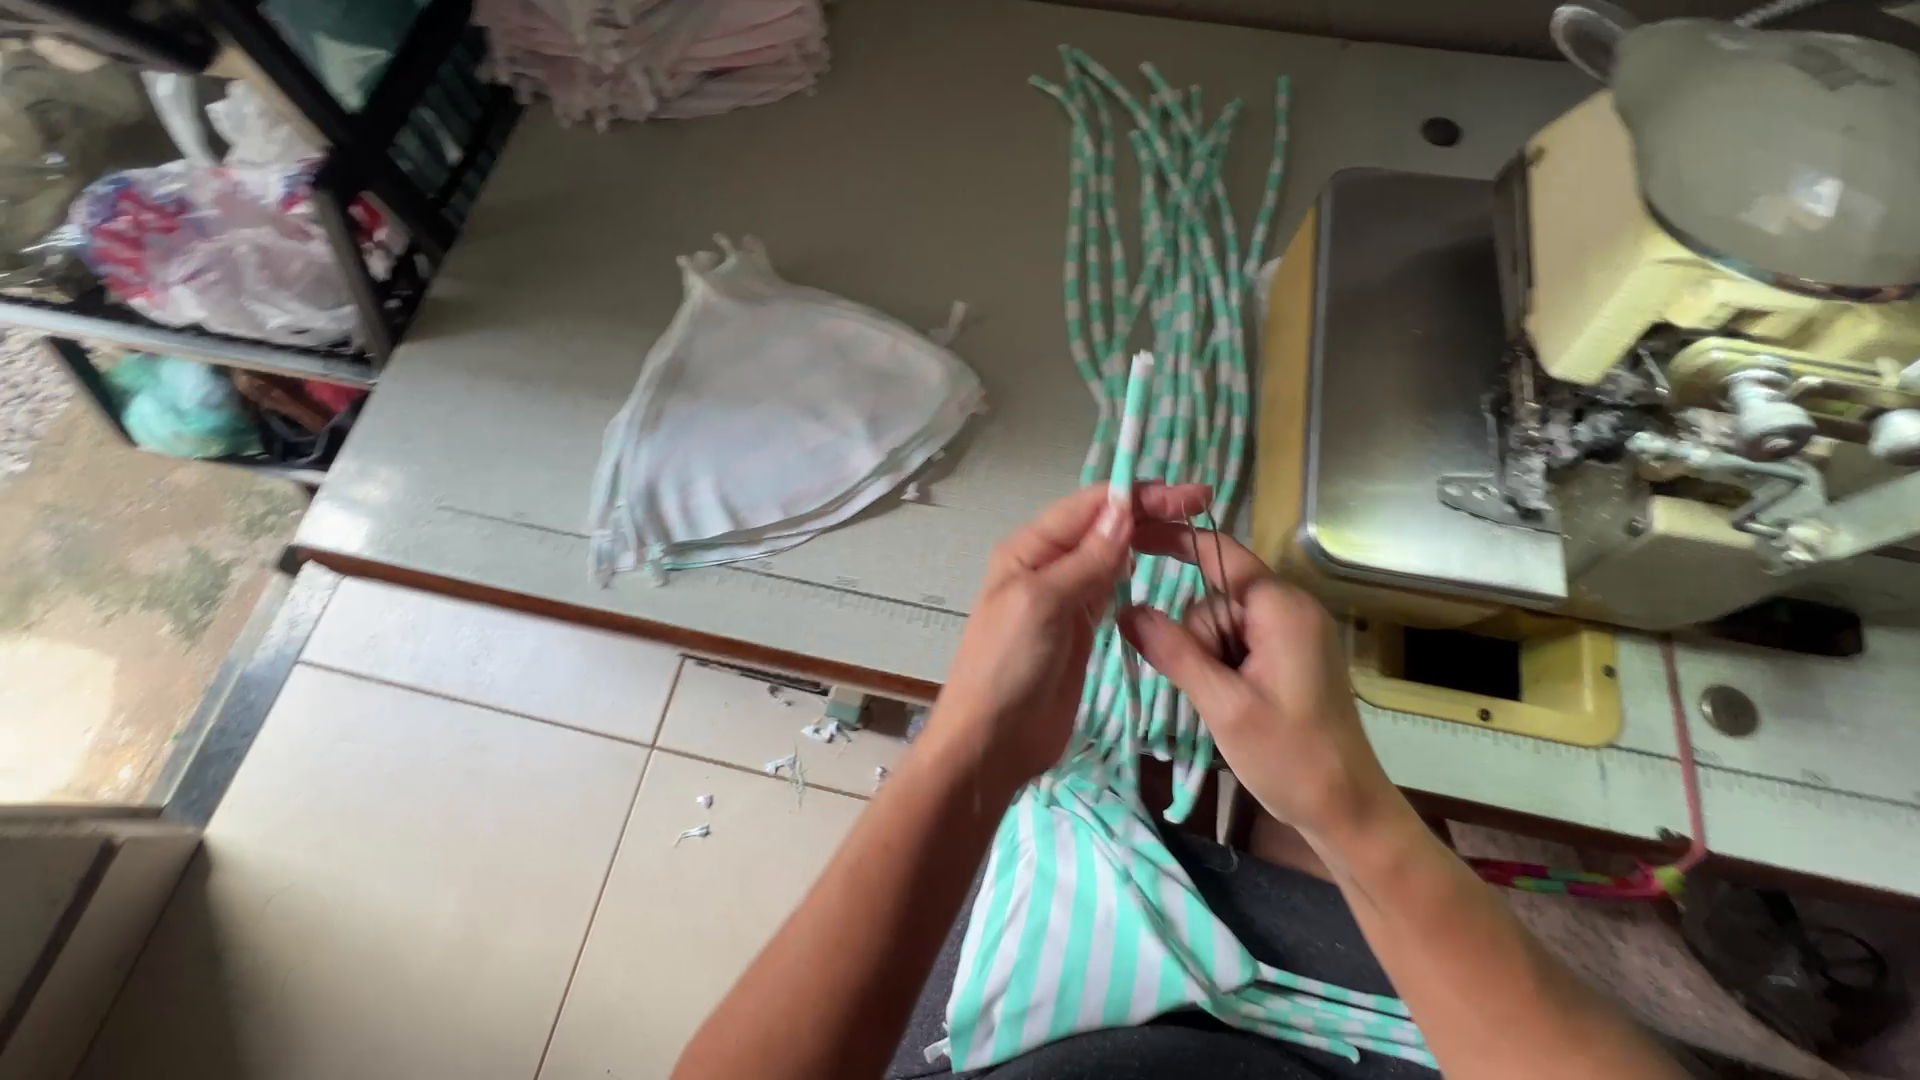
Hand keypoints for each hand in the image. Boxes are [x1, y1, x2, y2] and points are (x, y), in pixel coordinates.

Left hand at [929, 482, 1210, 790]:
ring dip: (1146, 538)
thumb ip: (1085, 560)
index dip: (1137, 494)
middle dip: (1149, 512)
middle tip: (1203, 508)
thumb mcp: (1043, 604)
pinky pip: (1111, 587)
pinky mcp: (1081, 628)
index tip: (1188, 496)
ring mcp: (1065, 597)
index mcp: (1029, 548)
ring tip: (1192, 532)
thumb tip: (1123, 508)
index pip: (1089, 506)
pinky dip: (1135, 571)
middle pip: (1103, 526)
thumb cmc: (1008, 666)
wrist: (993, 740)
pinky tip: (1159, 564)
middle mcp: (1047, 564)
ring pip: (1110, 554)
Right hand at [1117, 525, 1397, 842]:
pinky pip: (1235, 644)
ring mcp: (1290, 635)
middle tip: (1215, 691)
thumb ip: (1174, 652)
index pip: (1221, 554)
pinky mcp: (1287, 658)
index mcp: (1282, 609)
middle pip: (1212, 599)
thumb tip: (1125, 610)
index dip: (1176, 541)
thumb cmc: (1291, 758)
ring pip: (1218, 625)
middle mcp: (1289, 610)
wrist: (1346, 811)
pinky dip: (1220, 668)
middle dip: (1198, 639)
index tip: (1134, 536)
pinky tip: (1231, 703)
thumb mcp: (1223, 705)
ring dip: (1208, 660)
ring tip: (1229, 705)